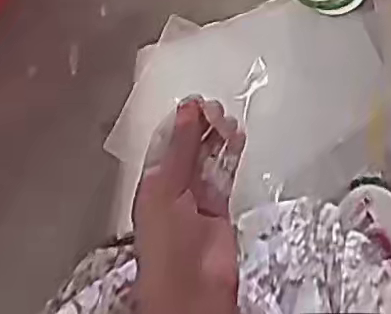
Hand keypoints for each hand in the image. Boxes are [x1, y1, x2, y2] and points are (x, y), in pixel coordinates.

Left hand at [134, 98, 243, 313]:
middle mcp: (173, 188)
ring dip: (218, 135)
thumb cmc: (168, 243)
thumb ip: (181, 146)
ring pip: (209, 155)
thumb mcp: (167, 188)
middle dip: (201, 125)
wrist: (192, 289)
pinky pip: (226, 170)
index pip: (167, 142)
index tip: (196, 100)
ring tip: (228, 120)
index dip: (181, 120)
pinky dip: (232, 152)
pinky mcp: (220, 205)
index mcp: (152, 183)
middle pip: (189, 146)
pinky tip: (238, 137)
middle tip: (215, 109)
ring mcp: (197, 197)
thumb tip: (189, 107)